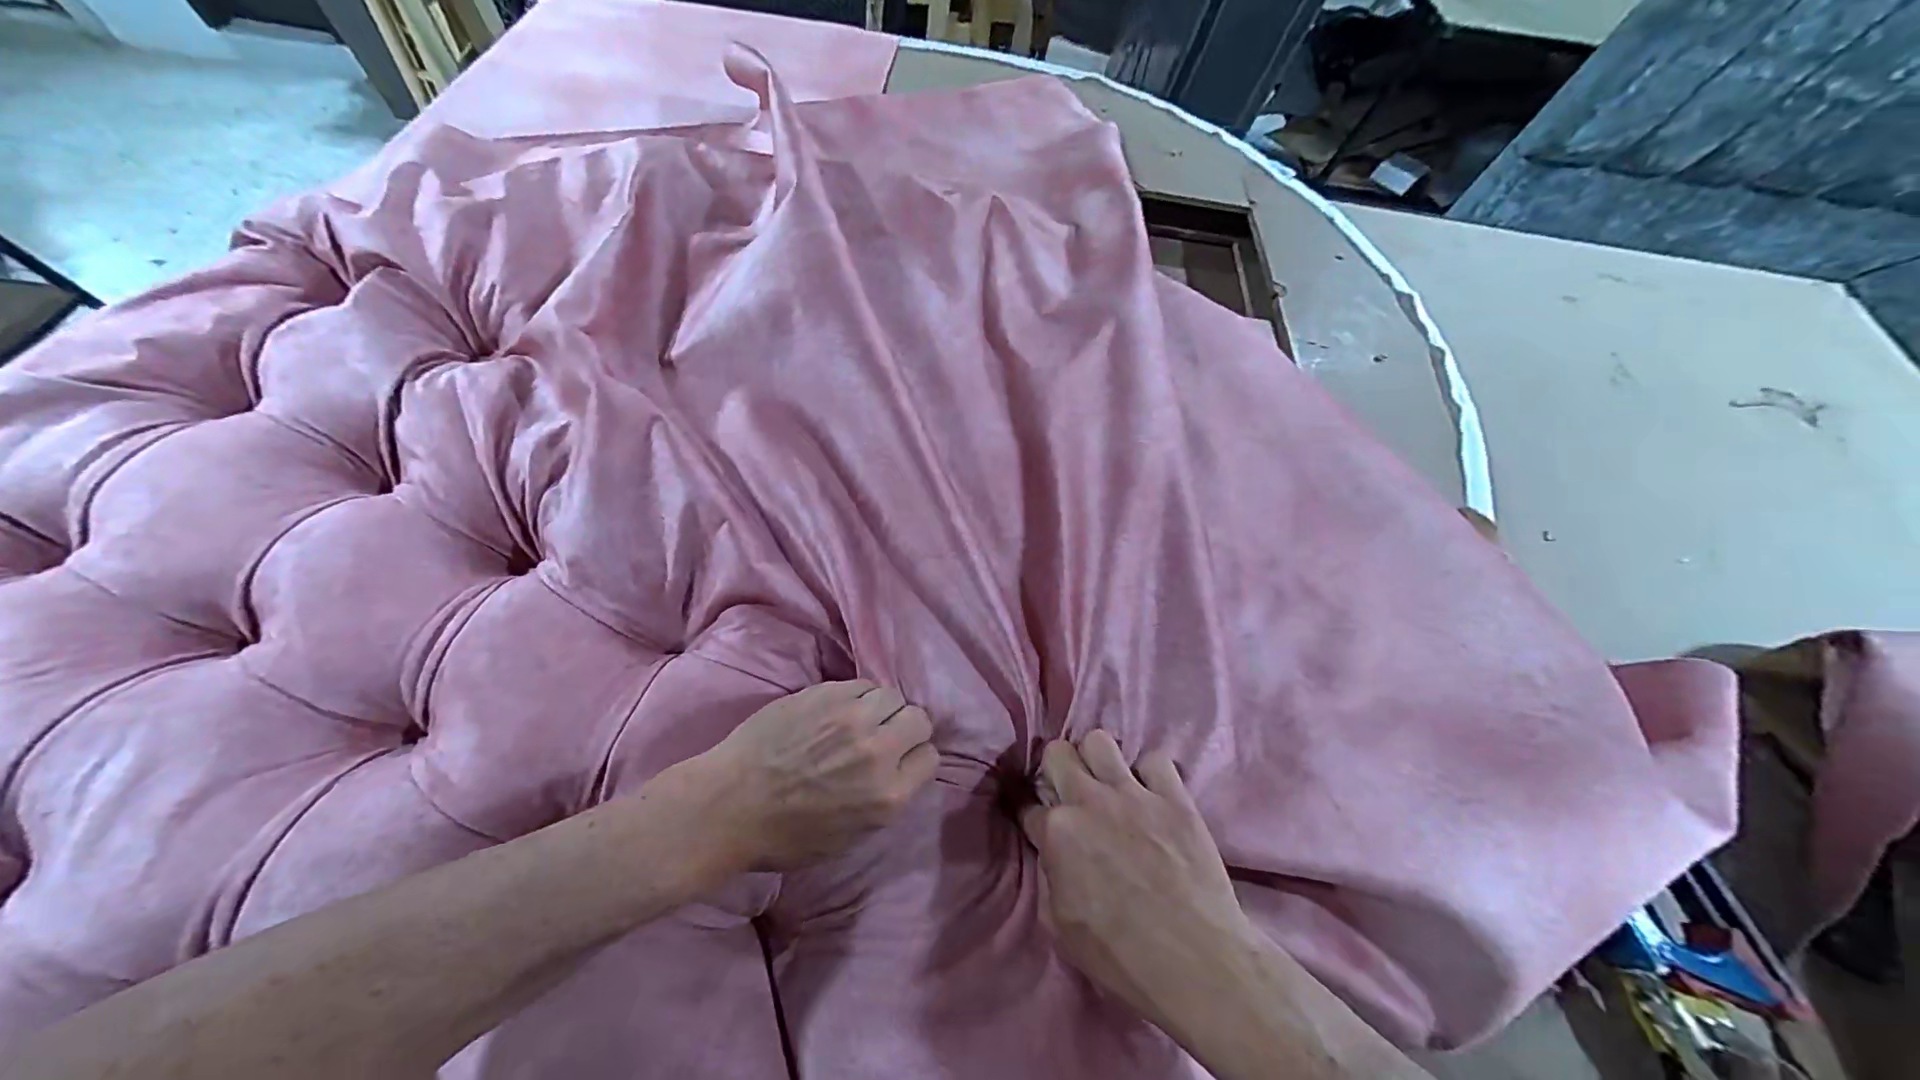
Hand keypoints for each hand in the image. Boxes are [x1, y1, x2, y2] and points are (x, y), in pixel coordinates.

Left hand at [688, 680, 938, 871]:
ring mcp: (851, 717)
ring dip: (882, 708)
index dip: (915, 757)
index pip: (930, 757)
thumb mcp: (850, 838)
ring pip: (892, 695)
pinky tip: (839, 709)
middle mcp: (878, 752)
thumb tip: (900, 771)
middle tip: (884, 735)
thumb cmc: (785, 836)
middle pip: (919, 719)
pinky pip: (861, 684)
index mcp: (888, 796)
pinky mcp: (825, 694)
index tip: (900, 759)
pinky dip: (857, 695)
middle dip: (907, 727)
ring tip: (861, 718)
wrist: (729, 805)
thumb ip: (885, 800)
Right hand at [1019, 732, 1258, 1033]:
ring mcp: (1134, 794)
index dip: (1030, 815)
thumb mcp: (1059, 928)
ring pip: (1100, 740)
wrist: (1196, 962)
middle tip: (1068, 791)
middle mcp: (1089, 801)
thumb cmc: (1121, 956)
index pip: (1028, 806)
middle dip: (1055, 769)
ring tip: (1106, 782)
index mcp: (1057, 832)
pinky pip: (1155, 759)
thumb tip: (1052, 855)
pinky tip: (1152, 794)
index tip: (1037, 821)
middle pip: (1057, 752)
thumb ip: (1048, 878)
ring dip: (1097, 759)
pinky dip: (1150, 774)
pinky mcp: (1174, 797)